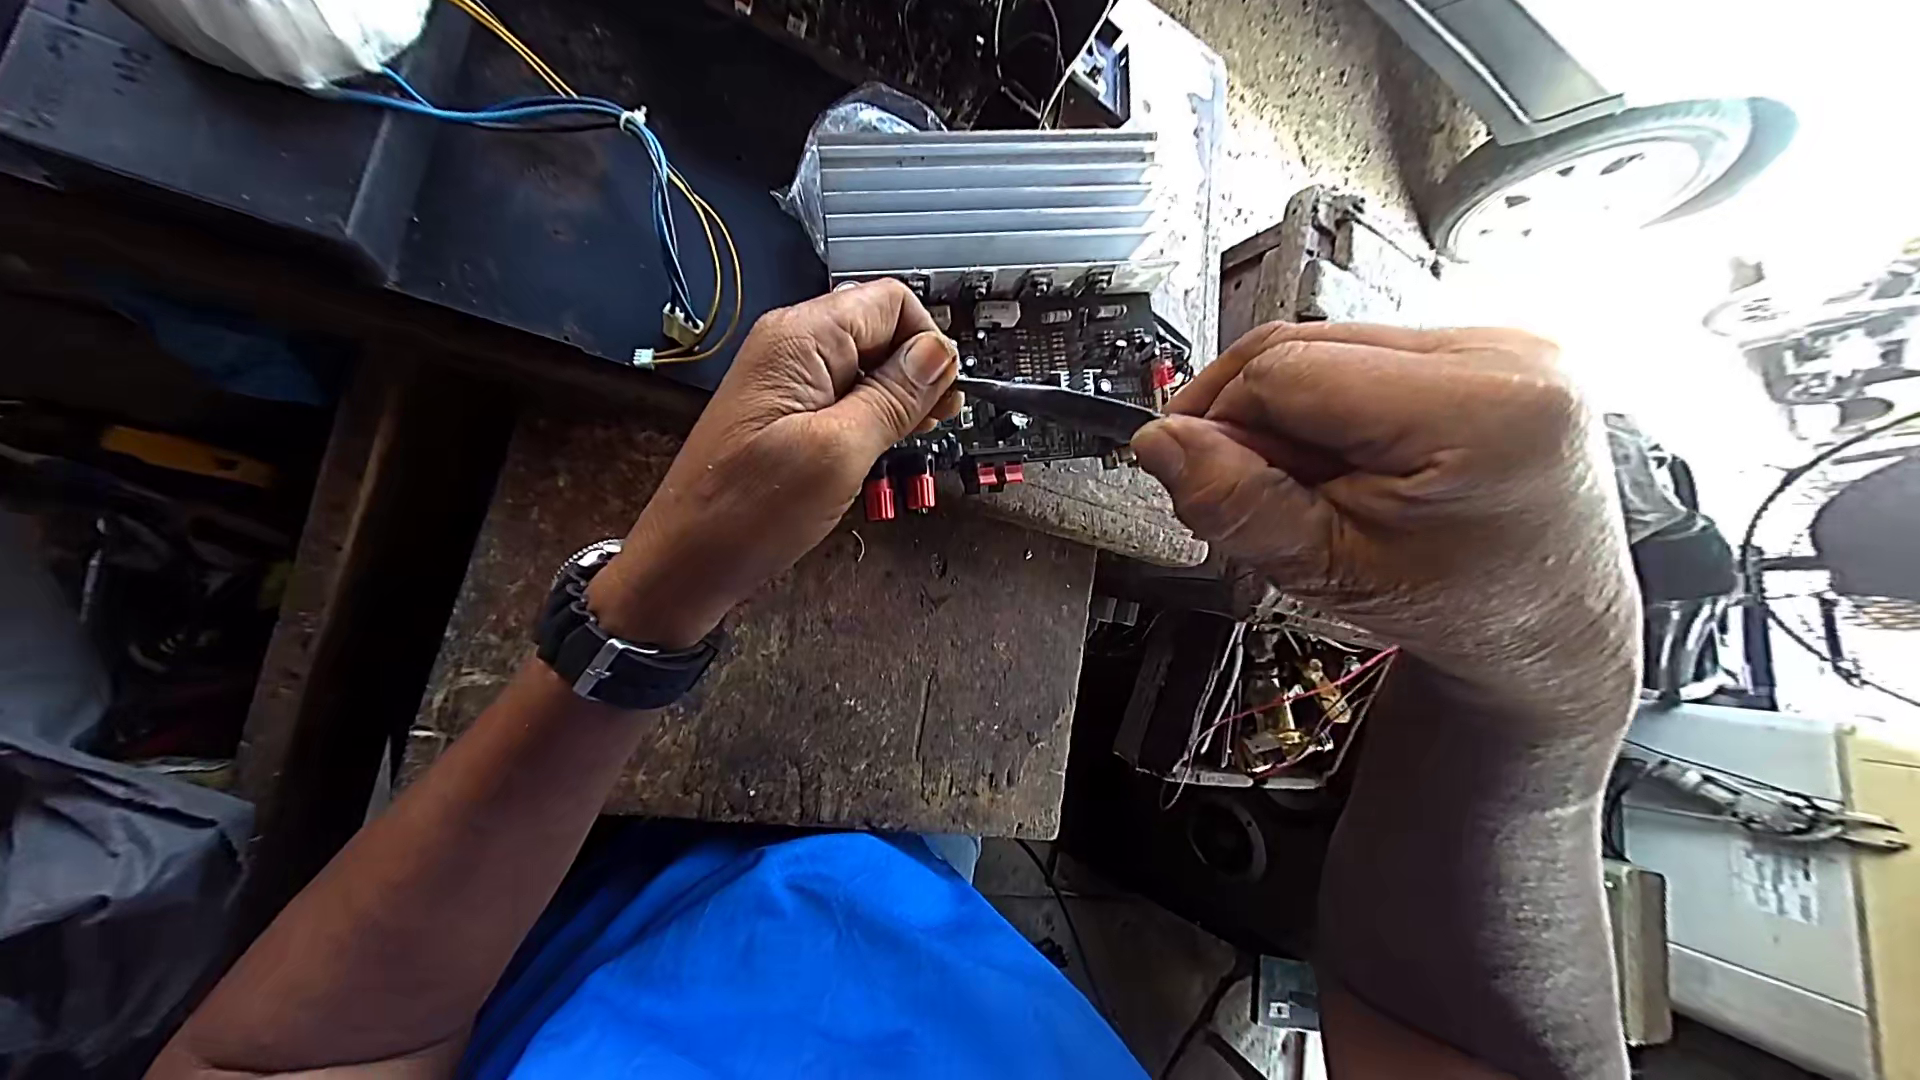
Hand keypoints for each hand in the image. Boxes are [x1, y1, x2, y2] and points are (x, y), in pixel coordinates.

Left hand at [588, 280, 959, 646]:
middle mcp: (791, 349)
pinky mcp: (788, 415)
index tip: (943, 395)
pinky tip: (882, 444)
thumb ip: (892, 397)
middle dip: (917, 371)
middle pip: (880, 331)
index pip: (891, 303)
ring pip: (867, 367)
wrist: (688, 562)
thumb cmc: (746, 512)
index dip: (928, 344)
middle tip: (932, 421)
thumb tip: (938, 355)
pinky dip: (874, 416)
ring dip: (899, 397)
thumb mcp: (838, 453)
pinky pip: (846, 397)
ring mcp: (787, 383)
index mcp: (800, 340)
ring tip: (911, 436)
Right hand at [1130, 322, 1639, 719]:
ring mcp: (1493, 346)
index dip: (1225, 424)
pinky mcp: (1475, 354)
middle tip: (1261, 488)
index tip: (1221, 480)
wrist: (1541, 617)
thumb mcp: (1324, 567)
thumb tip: (1161, 442)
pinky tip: (1335, 459)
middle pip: (1295, 348)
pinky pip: (1351, 358)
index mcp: (1474, 409)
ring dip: (1280, 415)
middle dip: (1249, 418)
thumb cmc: (1456, 606)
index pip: (1279, 370)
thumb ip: (1234, 503)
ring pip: (1315, 349)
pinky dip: (1316, 409)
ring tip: (1309, 482)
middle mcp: (1498, 354)